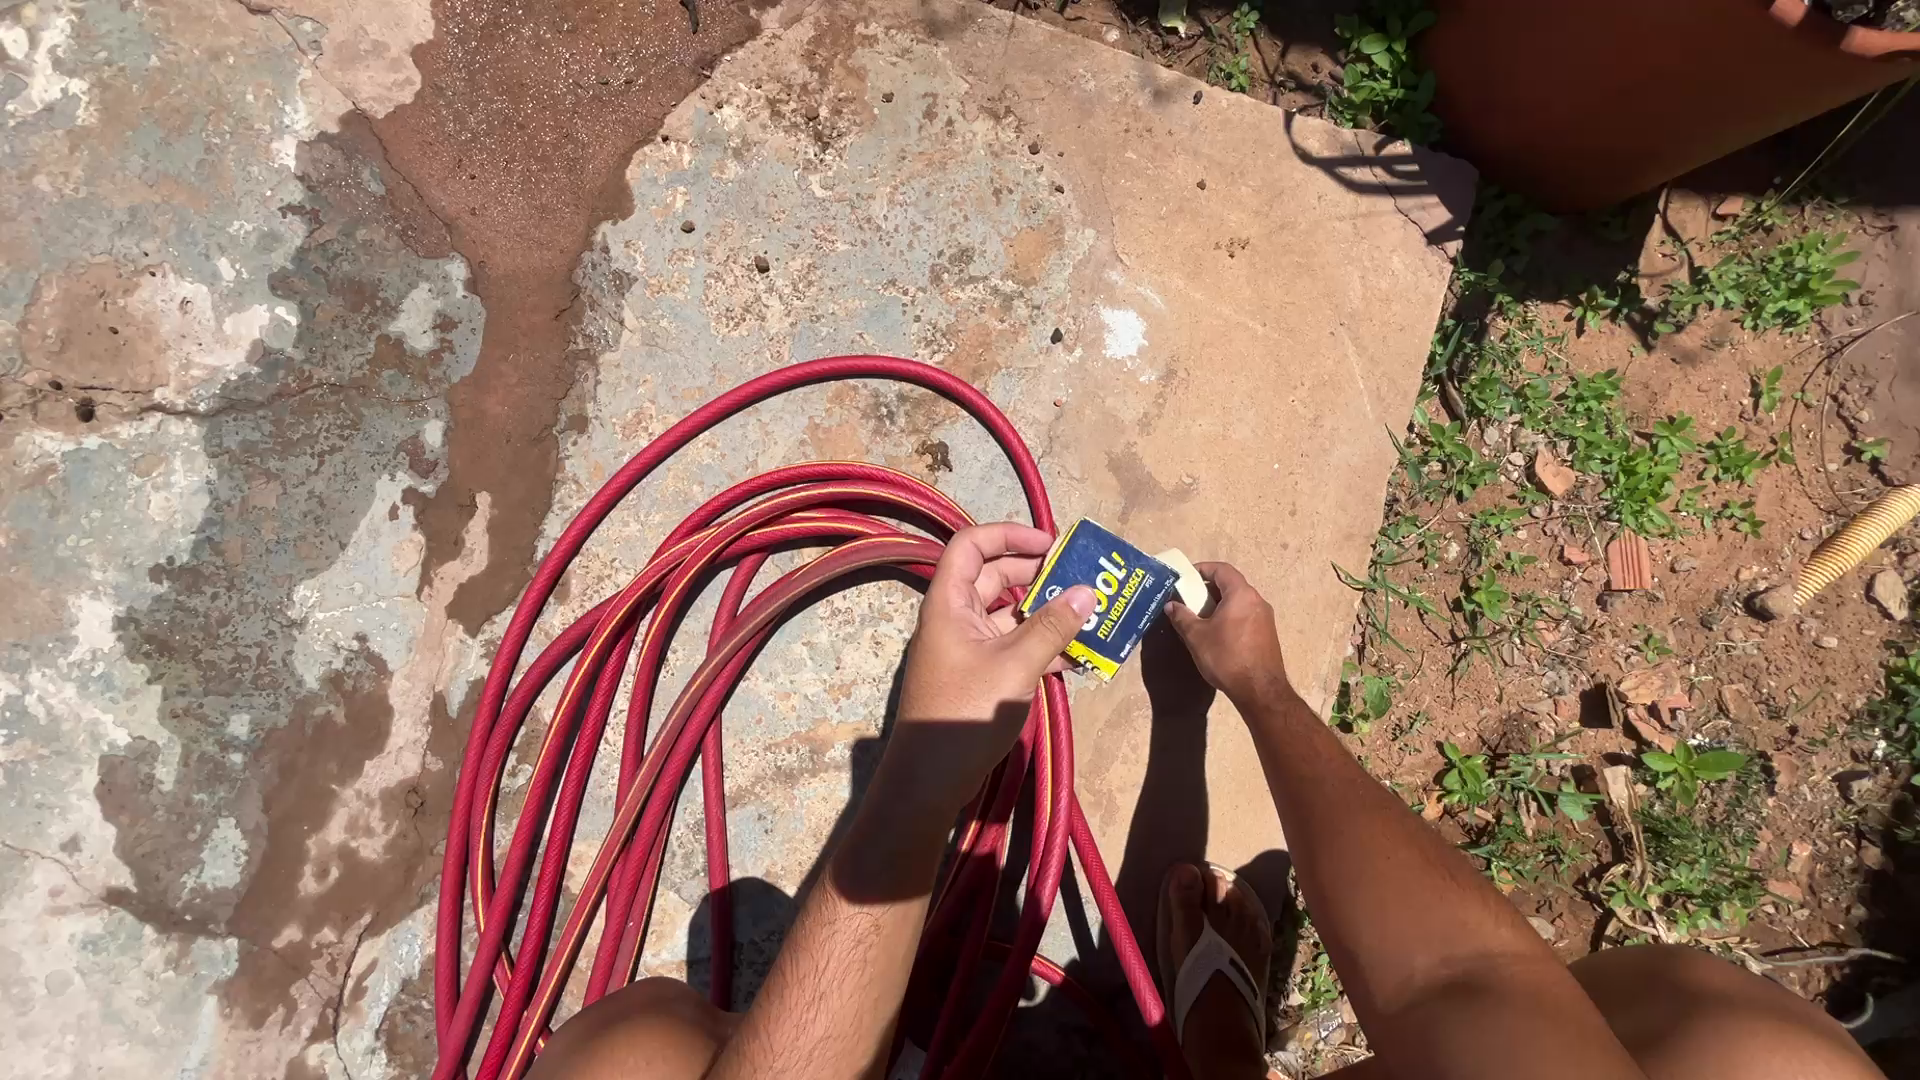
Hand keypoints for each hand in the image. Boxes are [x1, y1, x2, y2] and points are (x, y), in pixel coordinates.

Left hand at [885, 523, 1094, 816]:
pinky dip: (1041, 646)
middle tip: (1078, 578)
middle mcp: (955, 618)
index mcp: (949, 603)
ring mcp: (967, 647)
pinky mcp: (979, 675)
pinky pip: (1012, 647)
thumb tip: (1087, 592)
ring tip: (1088, 614)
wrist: (929, 780)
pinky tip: (1077, 657)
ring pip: (1008, 614)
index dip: (1008, 534)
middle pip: (994, 577)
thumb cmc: (964, 713)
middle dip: (1037, 574)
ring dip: (1045, 613)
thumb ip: (1052, 628)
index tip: (1050, 544)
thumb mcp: (1015, 666)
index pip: (970, 545)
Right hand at [1163, 561, 1294, 706]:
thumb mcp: (1196, 636)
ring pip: (1238, 601)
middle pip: (1231, 585)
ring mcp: (1265, 618)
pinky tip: (1217, 633)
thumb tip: (1171, 605)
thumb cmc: (1226, 657)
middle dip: (1208, 589)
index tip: (1186, 576)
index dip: (1203, 568)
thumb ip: (1182, 617)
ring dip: (1218, 604)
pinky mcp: (1267, 634)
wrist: (1260, 690)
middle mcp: (1257, 601)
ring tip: (1200, 618)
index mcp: (1241, 595)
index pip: (1222, 570)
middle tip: (1189, 599)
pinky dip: (1230, 616)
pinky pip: (1245, 615)